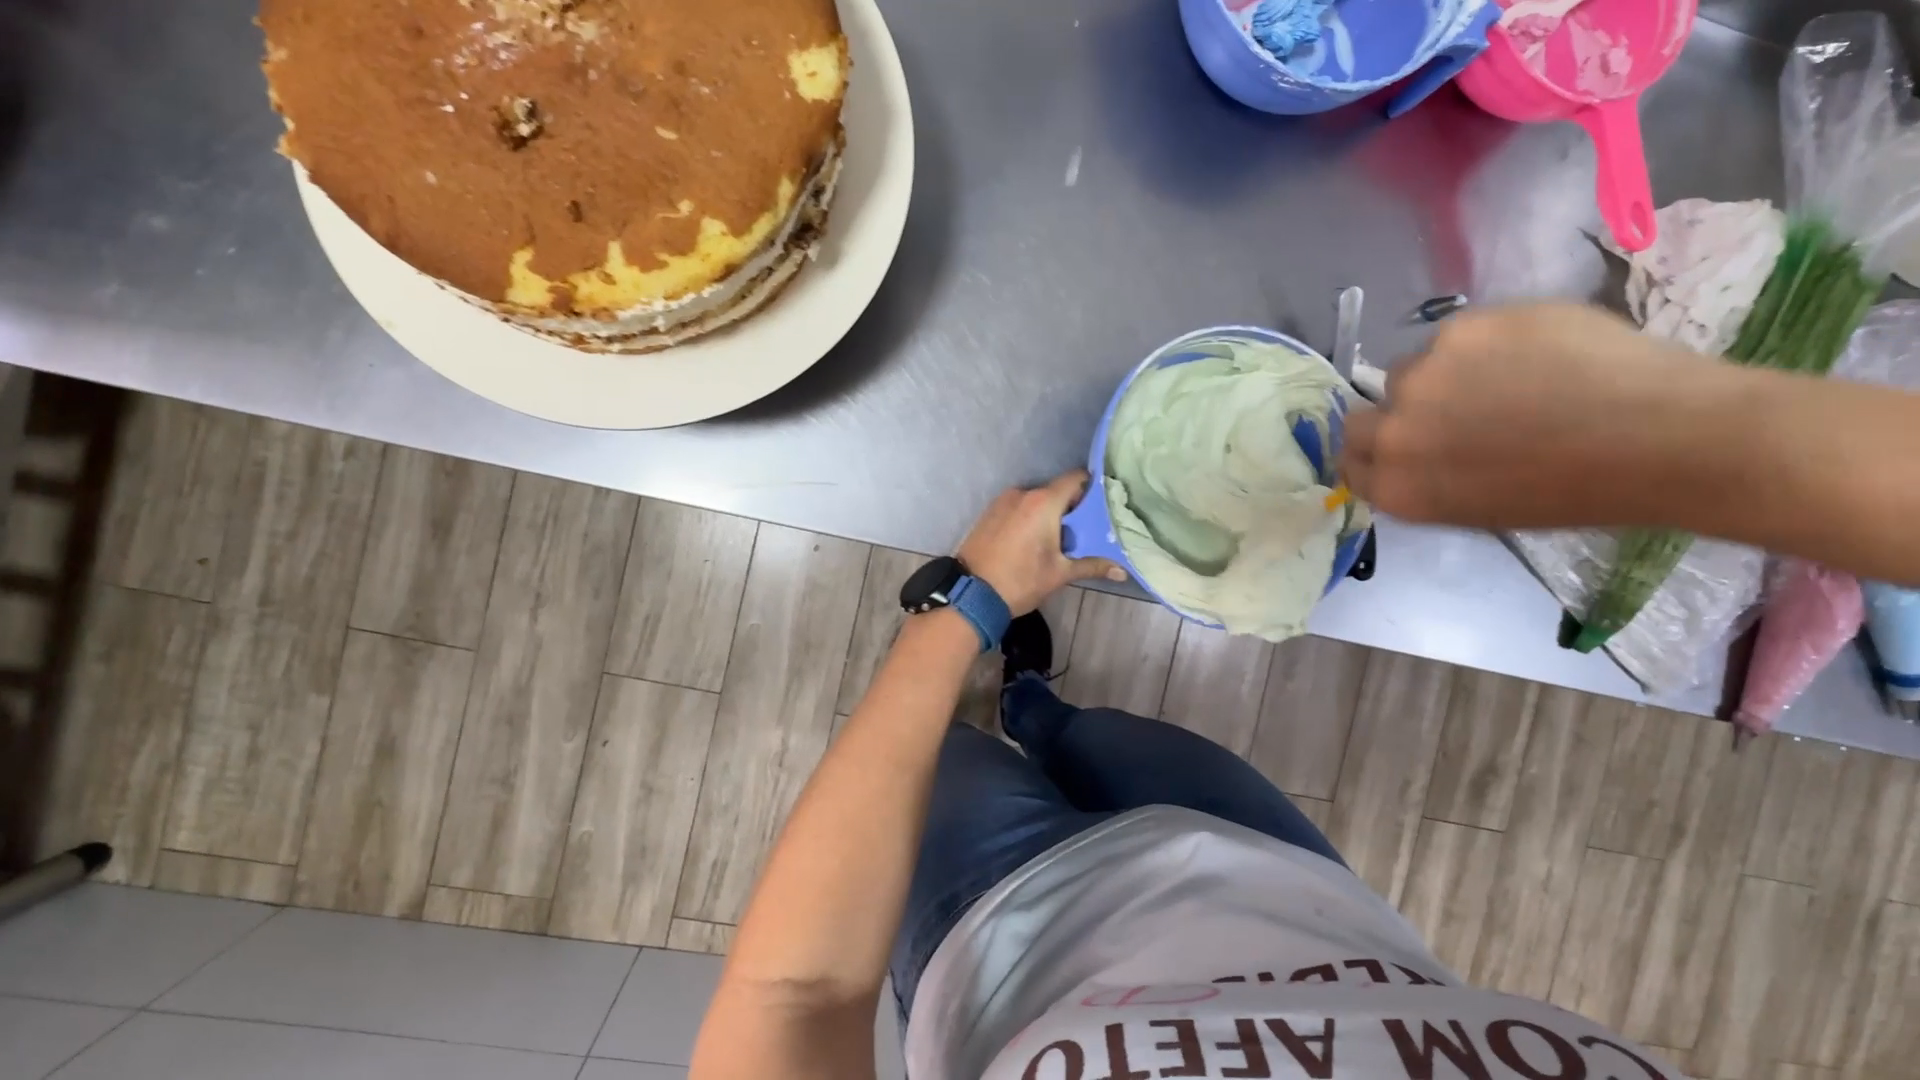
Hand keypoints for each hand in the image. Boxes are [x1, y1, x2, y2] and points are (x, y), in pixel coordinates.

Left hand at [957, 470, 1127, 615]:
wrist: (970, 594)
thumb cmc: (1020, 581)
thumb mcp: (1059, 574)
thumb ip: (1092, 565)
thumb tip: (1123, 571)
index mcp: (1043, 502)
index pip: (1077, 479)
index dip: (1094, 488)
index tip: (1105, 505)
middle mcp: (1022, 493)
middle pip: (1057, 491)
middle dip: (1073, 508)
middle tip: (1088, 529)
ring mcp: (1002, 502)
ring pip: (1036, 501)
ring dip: (1050, 515)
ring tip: (1063, 539)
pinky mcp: (989, 513)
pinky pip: (1018, 508)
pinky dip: (1030, 519)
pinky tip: (1036, 541)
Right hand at [1340, 303, 1724, 529]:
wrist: (1662, 438)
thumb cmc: (1577, 492)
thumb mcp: (1478, 507)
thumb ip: (1428, 477)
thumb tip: (1418, 448)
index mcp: (1399, 487)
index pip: (1352, 463)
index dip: (1377, 454)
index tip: (1406, 447)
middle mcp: (1395, 433)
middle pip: (1365, 416)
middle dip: (1397, 414)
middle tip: (1448, 412)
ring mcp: (1424, 375)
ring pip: (1410, 369)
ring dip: (1439, 376)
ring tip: (1503, 380)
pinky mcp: (1464, 328)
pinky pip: (1455, 336)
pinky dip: (1483, 345)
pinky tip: (1534, 355)